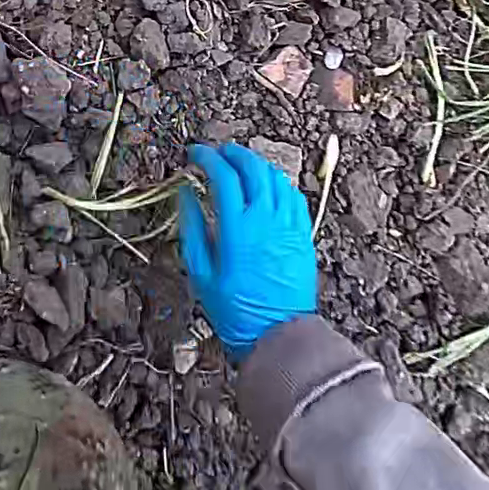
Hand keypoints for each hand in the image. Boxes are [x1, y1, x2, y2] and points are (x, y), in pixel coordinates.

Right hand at [178, 143, 316, 361]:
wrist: (280, 336)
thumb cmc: (236, 311)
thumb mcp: (202, 274)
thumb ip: (192, 230)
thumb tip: (186, 195)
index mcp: (238, 226)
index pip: (223, 175)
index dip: (207, 158)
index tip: (195, 154)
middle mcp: (265, 217)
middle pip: (252, 167)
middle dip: (233, 153)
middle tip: (219, 153)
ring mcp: (287, 222)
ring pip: (274, 176)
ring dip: (256, 164)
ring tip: (241, 165)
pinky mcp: (302, 232)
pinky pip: (292, 194)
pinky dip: (277, 181)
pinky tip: (269, 184)